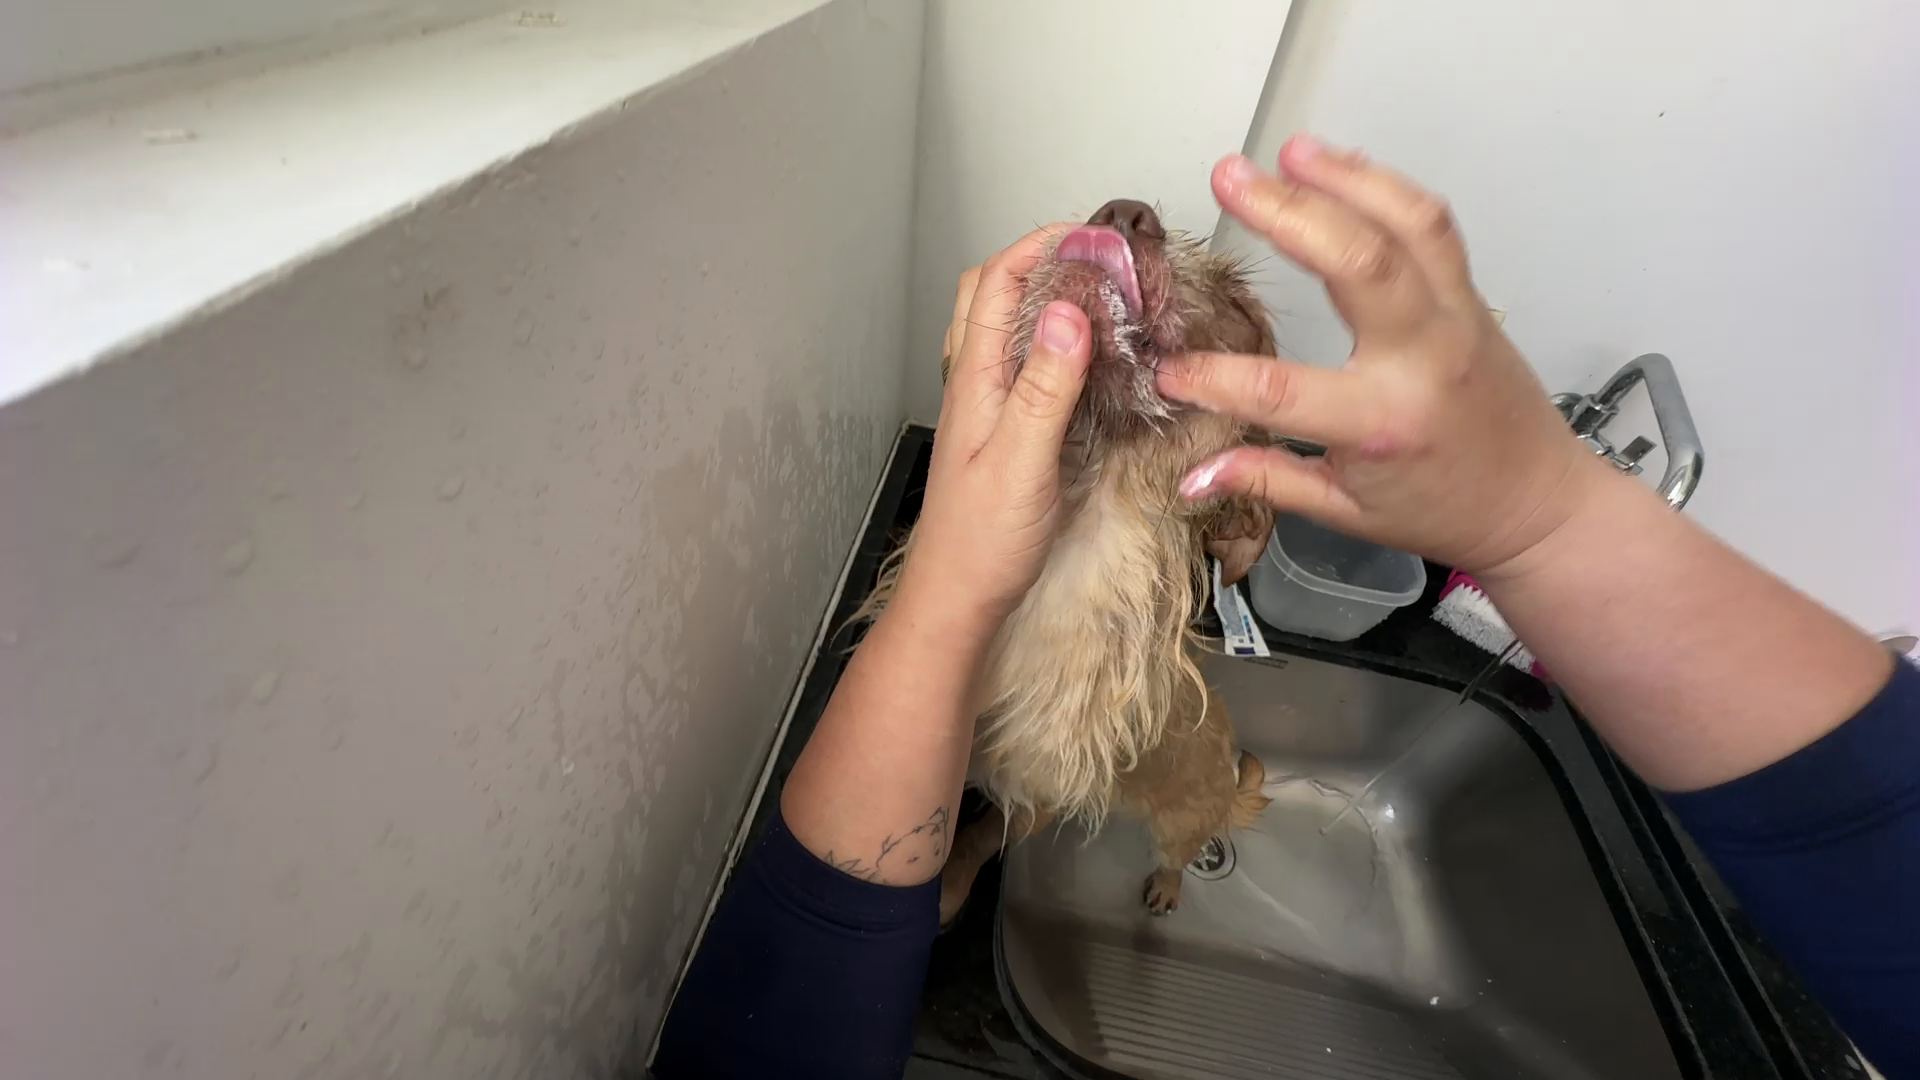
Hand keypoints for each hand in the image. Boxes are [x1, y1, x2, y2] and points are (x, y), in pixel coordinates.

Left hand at [895, 225, 1090, 636]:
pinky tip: (1086, 360)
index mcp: (974, 381)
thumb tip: (1067, 311)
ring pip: (1008, 330)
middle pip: (994, 296)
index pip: (997, 284)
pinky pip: (1025, 369)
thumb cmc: (984, 540)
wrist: (960, 595)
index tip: (1097, 237)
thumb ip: (1042, 388)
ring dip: (1046, 299)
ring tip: (1100, 297)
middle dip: (1041, 260)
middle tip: (1099, 260)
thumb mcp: (1020, 461)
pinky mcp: (1004, 432)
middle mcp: (975, 385)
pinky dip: (1054, 346)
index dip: (1042, 246)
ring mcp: (988, 408)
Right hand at [1158, 136, 1600, 574]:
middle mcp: (1423, 358)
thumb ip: (1265, 479)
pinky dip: (1384, 186)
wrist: (1537, 501)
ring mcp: (1454, 316)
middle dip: (1288, 213)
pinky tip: (1339, 167)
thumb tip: (1191, 476)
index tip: (1167, 369)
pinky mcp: (1468, 296)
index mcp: (1383, 423)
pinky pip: (1431, 227)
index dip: (1212, 378)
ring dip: (1344, 177)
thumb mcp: (1343, 510)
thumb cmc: (1439, 511)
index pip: (1278, 391)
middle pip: (1359, 262)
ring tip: (1286, 151)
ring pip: (1407, 224)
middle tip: (1228, 178)